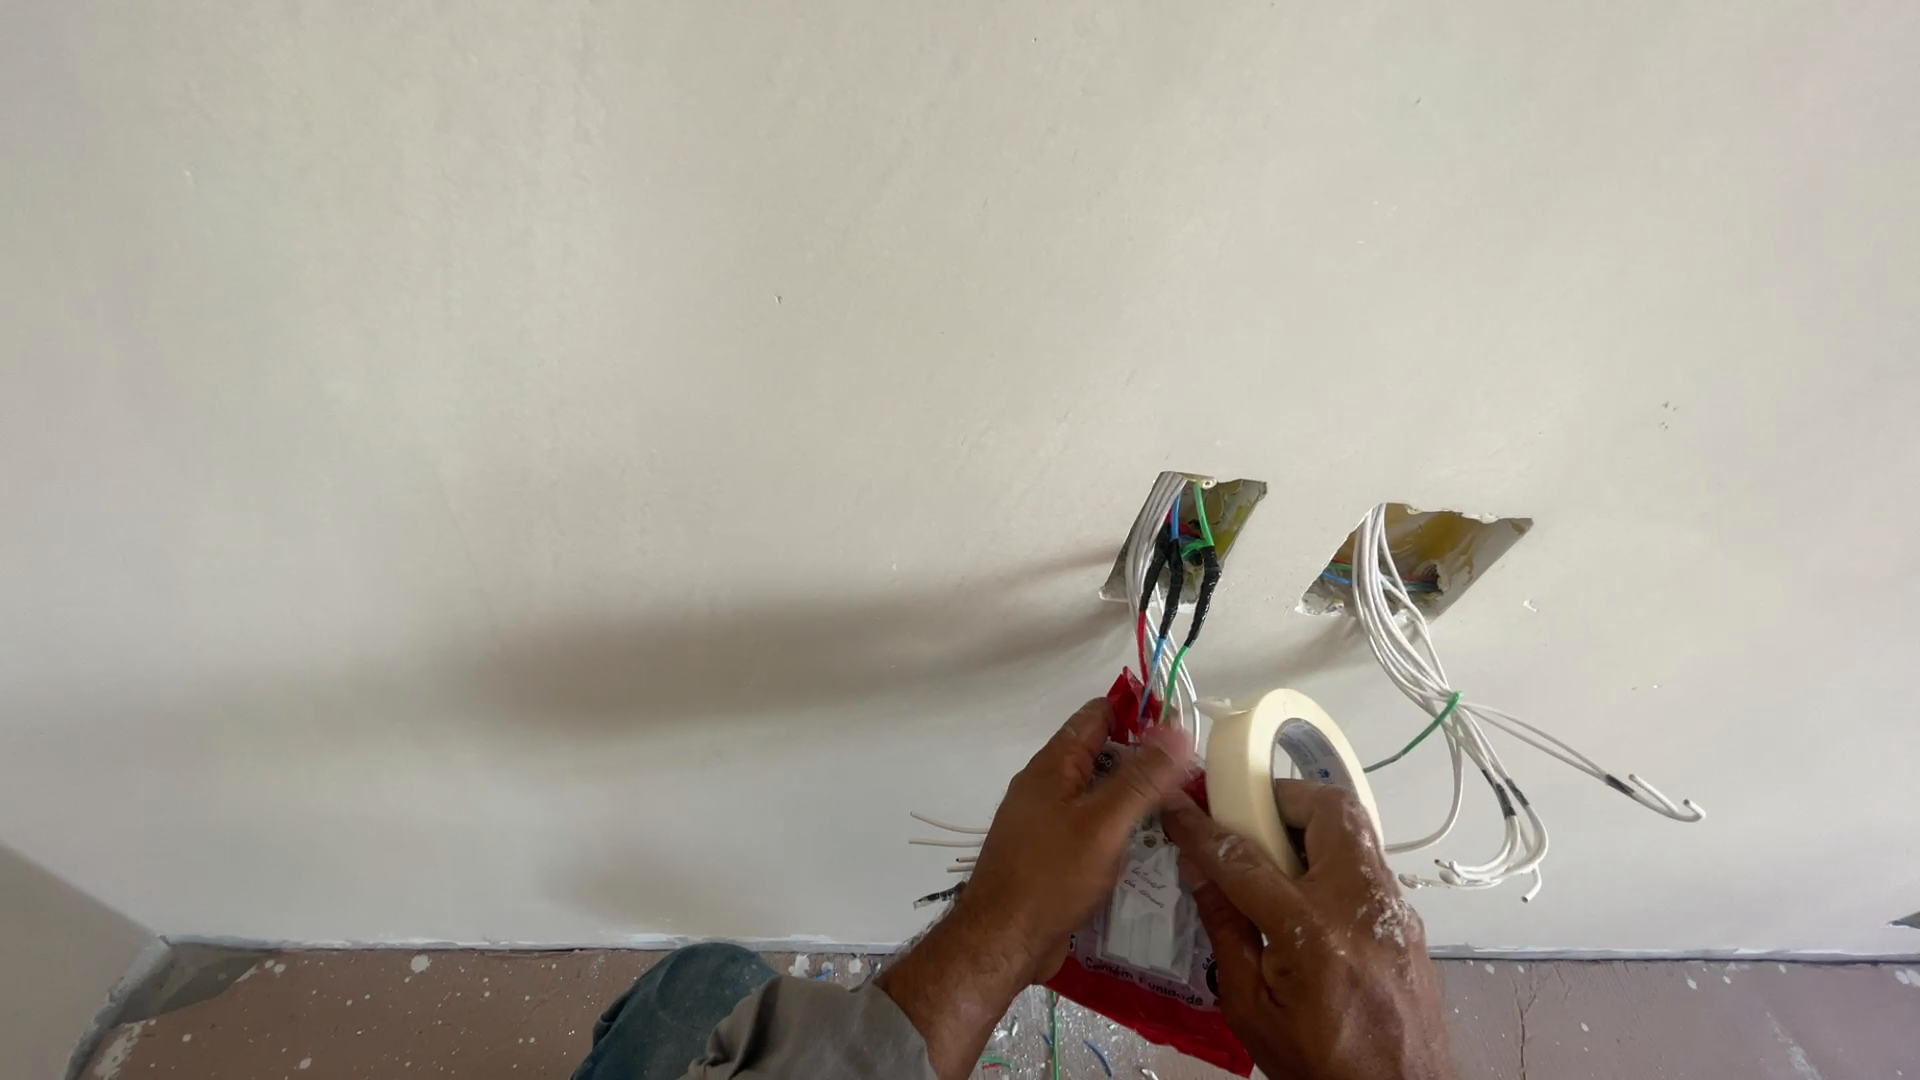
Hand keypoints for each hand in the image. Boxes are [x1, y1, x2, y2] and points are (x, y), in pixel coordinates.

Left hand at [958, 696, 1191, 979]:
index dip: (1137, 713)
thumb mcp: (1104, 822)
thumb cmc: (1051, 875)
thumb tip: (1176, 730)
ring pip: (1097, 791)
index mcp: (1054, 764)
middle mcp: (1047, 783)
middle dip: (1141, 756)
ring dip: (1132, 793)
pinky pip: (1091, 823)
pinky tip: (1146, 842)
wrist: (1003, 940)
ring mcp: (1047, 817)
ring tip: (1180, 805)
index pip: (1097, 715)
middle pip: (1099, 752)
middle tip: (1192, 772)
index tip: (1181, 724)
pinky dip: (1118, 824)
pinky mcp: (1052, 850)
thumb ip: (1140, 777)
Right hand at [1161, 780, 1455, 1079]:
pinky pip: (1366, 861)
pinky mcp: (1408, 921)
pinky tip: (1307, 890)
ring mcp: (1394, 911)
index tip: (1177, 807)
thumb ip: (1224, 928)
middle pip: (1327, 808)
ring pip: (1355, 828)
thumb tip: (1197, 868)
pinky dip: (1330, 855)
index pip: (1241, 859)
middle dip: (1282, 796)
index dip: (1200, 828)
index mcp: (1311, 934)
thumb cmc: (1321, 1065)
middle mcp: (1360, 908)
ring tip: (1275, 853)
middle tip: (1250, 815)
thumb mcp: (1249, 1007)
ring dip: (1309, 822)